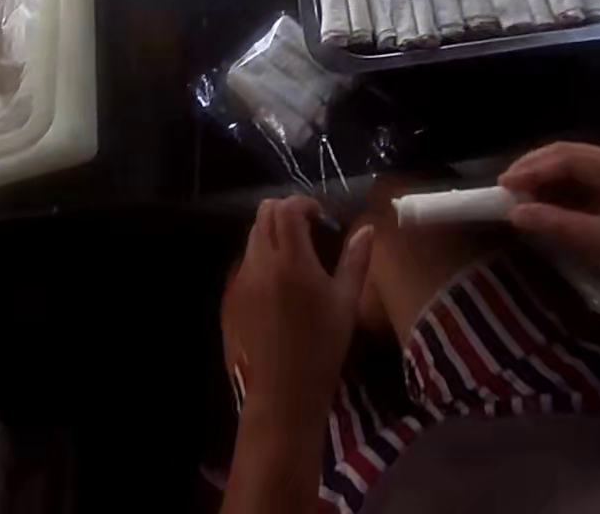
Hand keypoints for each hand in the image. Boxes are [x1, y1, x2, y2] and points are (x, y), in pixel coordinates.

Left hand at [222, 196, 374, 429]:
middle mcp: (261, 263)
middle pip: (265, 214)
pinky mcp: (232, 296)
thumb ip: (356, 259)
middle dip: (286, 212)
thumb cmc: (322, 347)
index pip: (287, 209)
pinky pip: (246, 260)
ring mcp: (242, 280)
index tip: (321, 219)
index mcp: (291, 261)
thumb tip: (367, 229)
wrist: (282, 396)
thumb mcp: (346, 302)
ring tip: (295, 255)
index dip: (304, 204)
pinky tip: (279, 281)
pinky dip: (262, 255)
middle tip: (308, 230)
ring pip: (253, 235)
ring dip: (273, 232)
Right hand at [499, 142, 599, 332]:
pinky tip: (548, 212)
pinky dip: (567, 200)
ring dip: (550, 186)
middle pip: (575, 158)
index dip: (534, 167)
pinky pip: (593, 192)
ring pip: (581, 174)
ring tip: (520, 201)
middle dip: (538, 172)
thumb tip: (515, 213)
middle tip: (506, 191)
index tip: (503, 185)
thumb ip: (561, 226)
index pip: (572, 156)